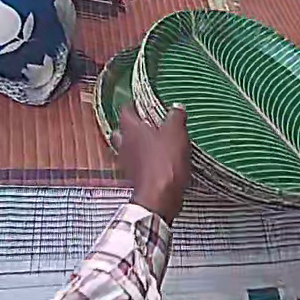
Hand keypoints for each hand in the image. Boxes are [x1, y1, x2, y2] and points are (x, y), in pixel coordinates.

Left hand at [115, 104, 189, 222]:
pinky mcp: (135, 177)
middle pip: (122, 130)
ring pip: (127, 148)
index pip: (125, 110)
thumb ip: (175, 117)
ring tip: (153, 142)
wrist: (160, 197)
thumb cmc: (164, 163)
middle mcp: (125, 144)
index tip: (141, 103)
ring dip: (137, 145)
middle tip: (146, 123)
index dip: (133, 105)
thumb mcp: (176, 133)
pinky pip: (135, 164)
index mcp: (132, 129)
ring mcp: (127, 162)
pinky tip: (156, 161)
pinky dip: (143, 161)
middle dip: (132, 126)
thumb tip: (177, 108)